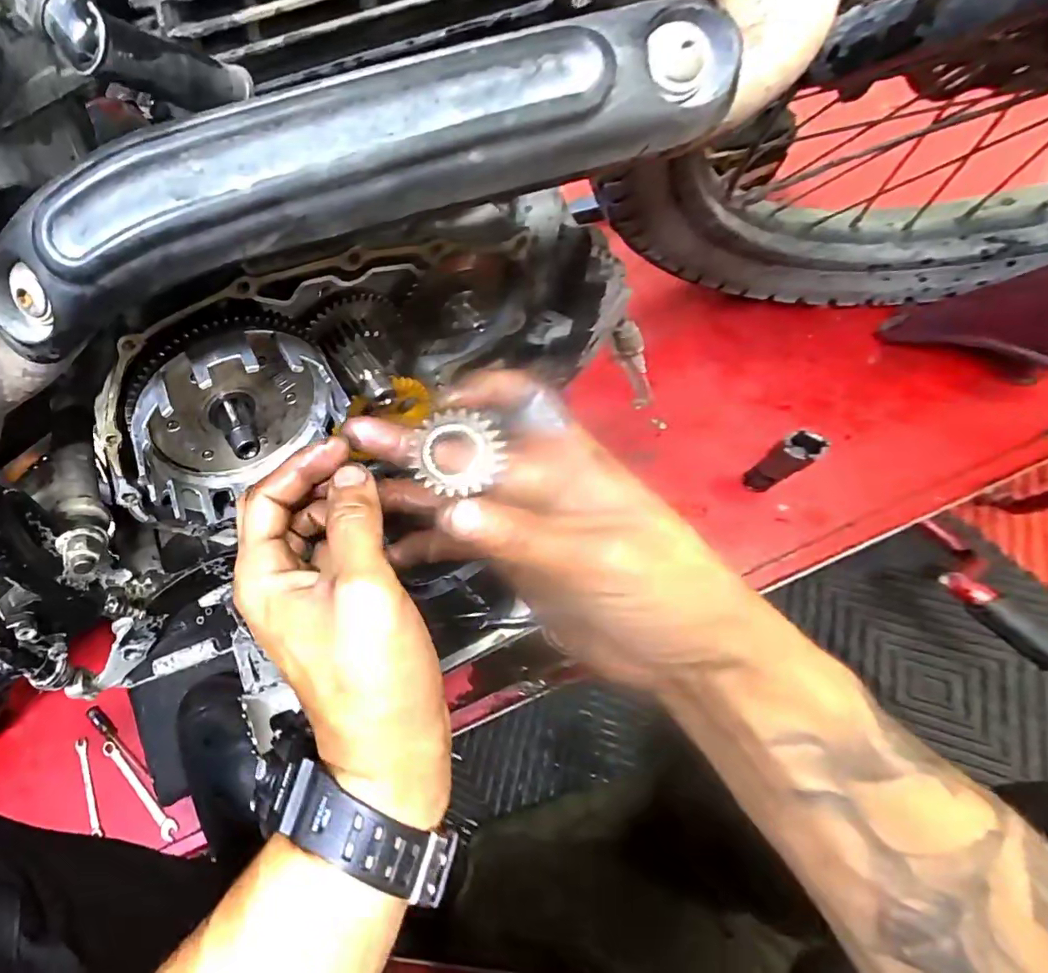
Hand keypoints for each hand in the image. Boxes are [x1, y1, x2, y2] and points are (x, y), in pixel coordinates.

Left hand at [233, 437, 450, 829]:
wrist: (391, 750)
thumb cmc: (369, 689)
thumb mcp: (363, 588)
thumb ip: (354, 523)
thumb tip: (351, 479)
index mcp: (262, 578)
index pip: (263, 499)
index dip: (297, 467)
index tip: (332, 447)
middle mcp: (274, 584)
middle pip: (285, 511)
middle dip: (318, 482)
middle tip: (354, 463)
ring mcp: (303, 595)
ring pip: (311, 530)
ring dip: (338, 504)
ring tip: (370, 488)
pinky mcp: (331, 605)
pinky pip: (333, 553)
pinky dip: (352, 531)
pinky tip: (379, 523)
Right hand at [340, 370, 790, 694]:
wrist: (689, 656)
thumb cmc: (662, 588)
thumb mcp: (595, 557)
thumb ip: (519, 534)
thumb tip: (450, 512)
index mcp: (565, 460)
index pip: (519, 402)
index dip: (476, 391)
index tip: (431, 403)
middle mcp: (533, 479)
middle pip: (466, 450)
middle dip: (414, 442)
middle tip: (360, 436)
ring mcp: (516, 519)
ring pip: (452, 494)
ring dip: (408, 491)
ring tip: (358, 490)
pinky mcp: (507, 556)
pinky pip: (457, 541)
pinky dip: (426, 542)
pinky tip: (394, 549)